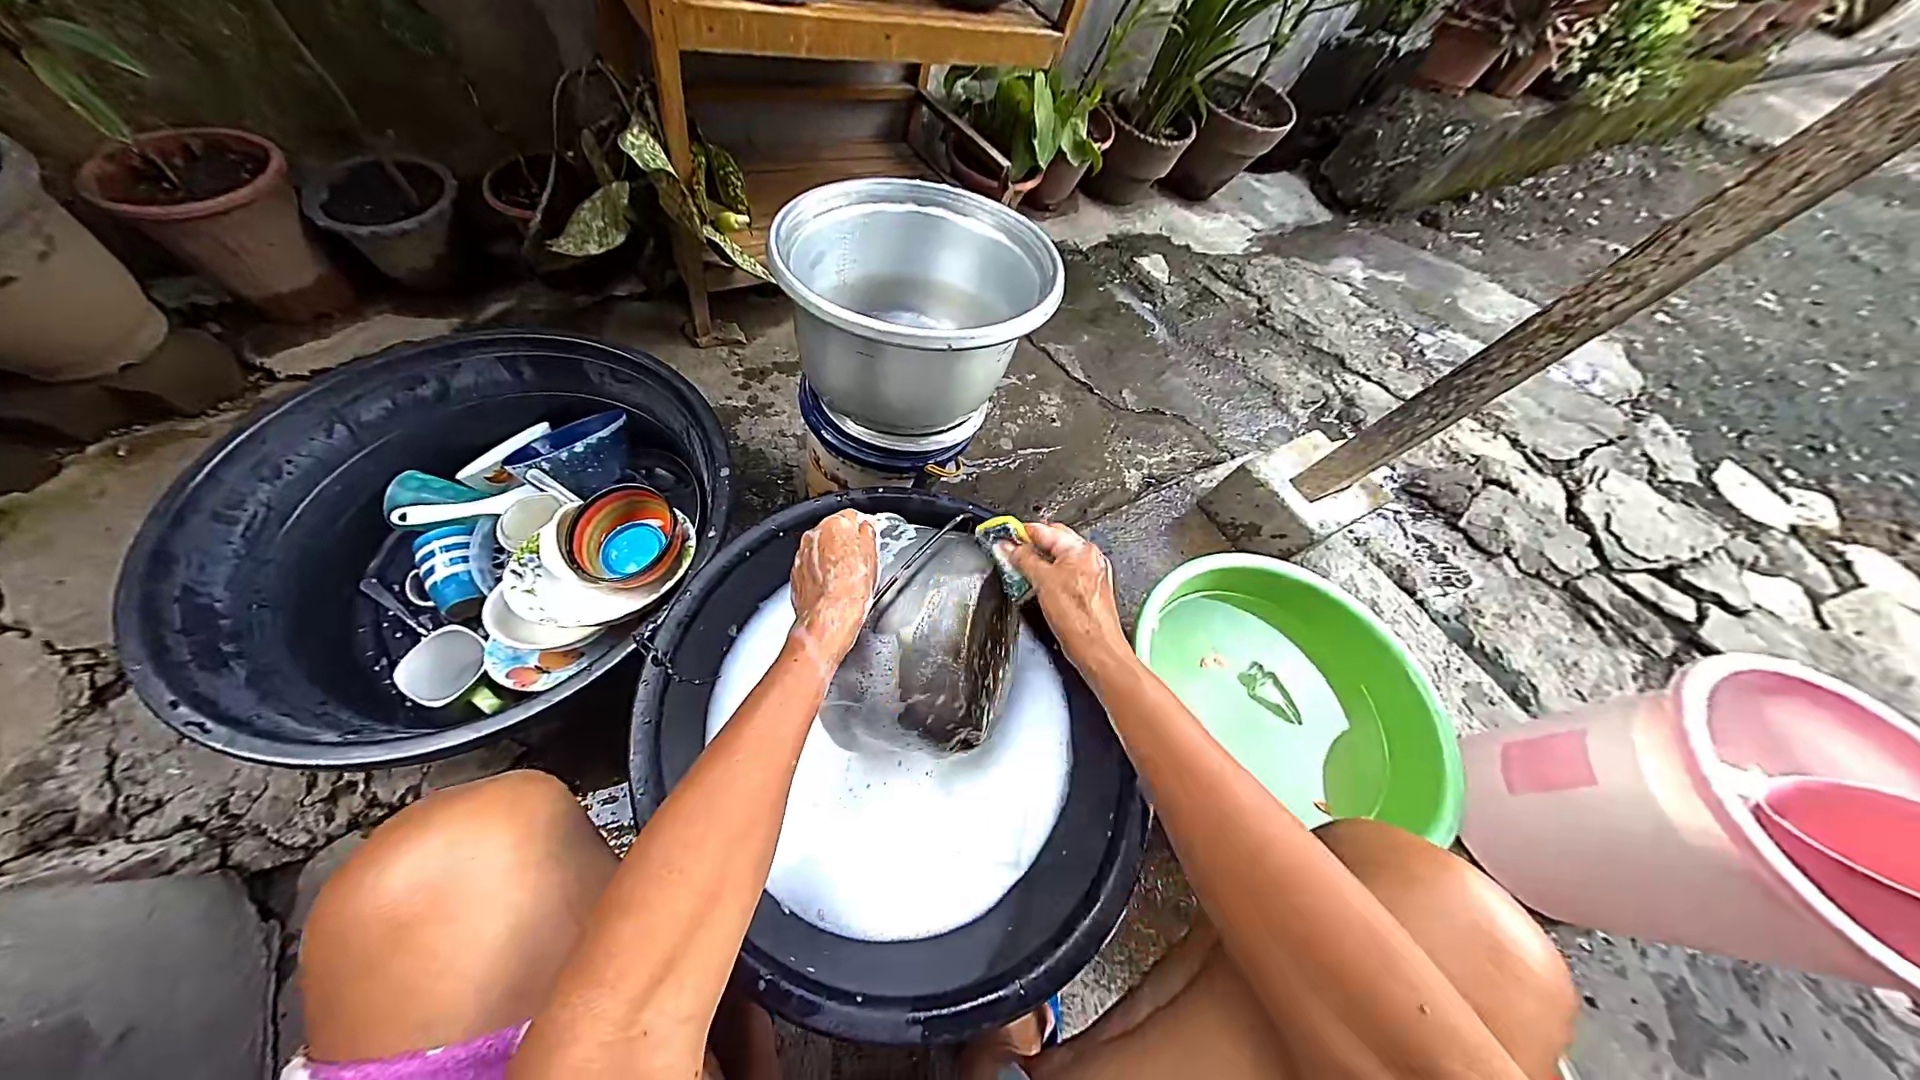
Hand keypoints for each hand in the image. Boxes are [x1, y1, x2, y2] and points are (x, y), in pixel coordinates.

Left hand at [789, 509, 877, 667]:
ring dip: (832, 558)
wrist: (829, 618)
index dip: (863, 528)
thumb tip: (867, 526)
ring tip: (848, 577)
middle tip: (860, 560)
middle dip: (846, 543)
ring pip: (821, 549)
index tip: (869, 536)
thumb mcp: (872, 556)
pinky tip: (834, 586)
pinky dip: (822, 573)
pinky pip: (811, 567)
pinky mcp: (796, 574)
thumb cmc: (851, 590)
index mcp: (834, 524)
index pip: (852, 516)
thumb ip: (868, 533)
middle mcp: (813, 536)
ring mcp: (802, 555)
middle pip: (834, 531)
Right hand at [1001, 522, 1128, 673]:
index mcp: (1080, 549)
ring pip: (1058, 559)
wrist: (1097, 649)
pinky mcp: (1088, 591)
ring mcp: (1091, 574)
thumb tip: (1010, 547)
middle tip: (1008, 555)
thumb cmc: (1079, 619)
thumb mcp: (1042, 582)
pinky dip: (1049, 577)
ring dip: (1038, 563)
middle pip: (1052, 542)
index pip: (1043, 529)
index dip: (1020, 533)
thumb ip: (1024, 559)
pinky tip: (1039, 587)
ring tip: (1020, 572)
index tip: (1003, 538)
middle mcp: (1089, 558)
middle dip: (1029, 547)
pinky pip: (1064, 575)